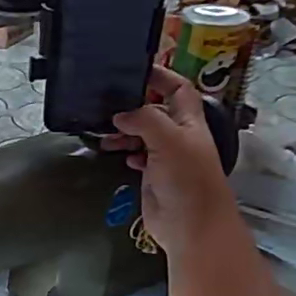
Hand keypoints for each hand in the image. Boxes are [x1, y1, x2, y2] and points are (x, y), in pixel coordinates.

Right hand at [101, 67, 238, 256]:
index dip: (161, 76)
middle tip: (108, 103)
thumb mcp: (168, 139)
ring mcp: (166, 158)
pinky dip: (128, 152)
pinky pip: (138, 157)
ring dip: (125, 131)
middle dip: (135, 105)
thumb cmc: (187, 179)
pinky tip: (118, 153)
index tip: (136, 69)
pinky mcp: (154, 178)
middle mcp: (179, 137)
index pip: (178, 89)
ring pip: (143, 135)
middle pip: (156, 111)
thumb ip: (145, 119)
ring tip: (105, 133)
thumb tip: (120, 115)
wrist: (191, 226)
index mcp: (190, 122)